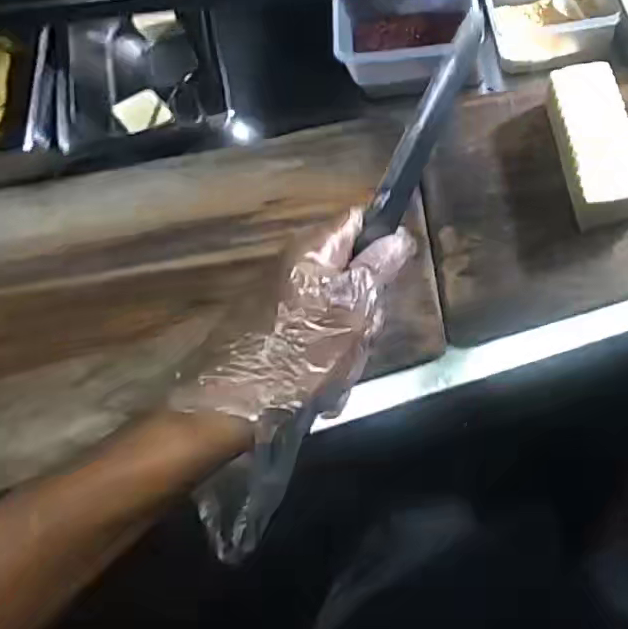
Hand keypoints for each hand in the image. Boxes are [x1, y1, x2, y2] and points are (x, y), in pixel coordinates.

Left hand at [169, 207, 415, 422]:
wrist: (227, 409)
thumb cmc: (296, 354)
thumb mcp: (352, 310)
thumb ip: (378, 268)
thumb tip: (400, 235)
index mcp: (314, 248)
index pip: (360, 219)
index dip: (384, 238)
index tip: (394, 273)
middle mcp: (296, 263)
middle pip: (354, 267)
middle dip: (368, 301)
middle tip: (365, 330)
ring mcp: (283, 295)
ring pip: (341, 303)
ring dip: (350, 334)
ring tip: (341, 365)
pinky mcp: (275, 324)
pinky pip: (318, 328)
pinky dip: (328, 352)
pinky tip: (324, 379)